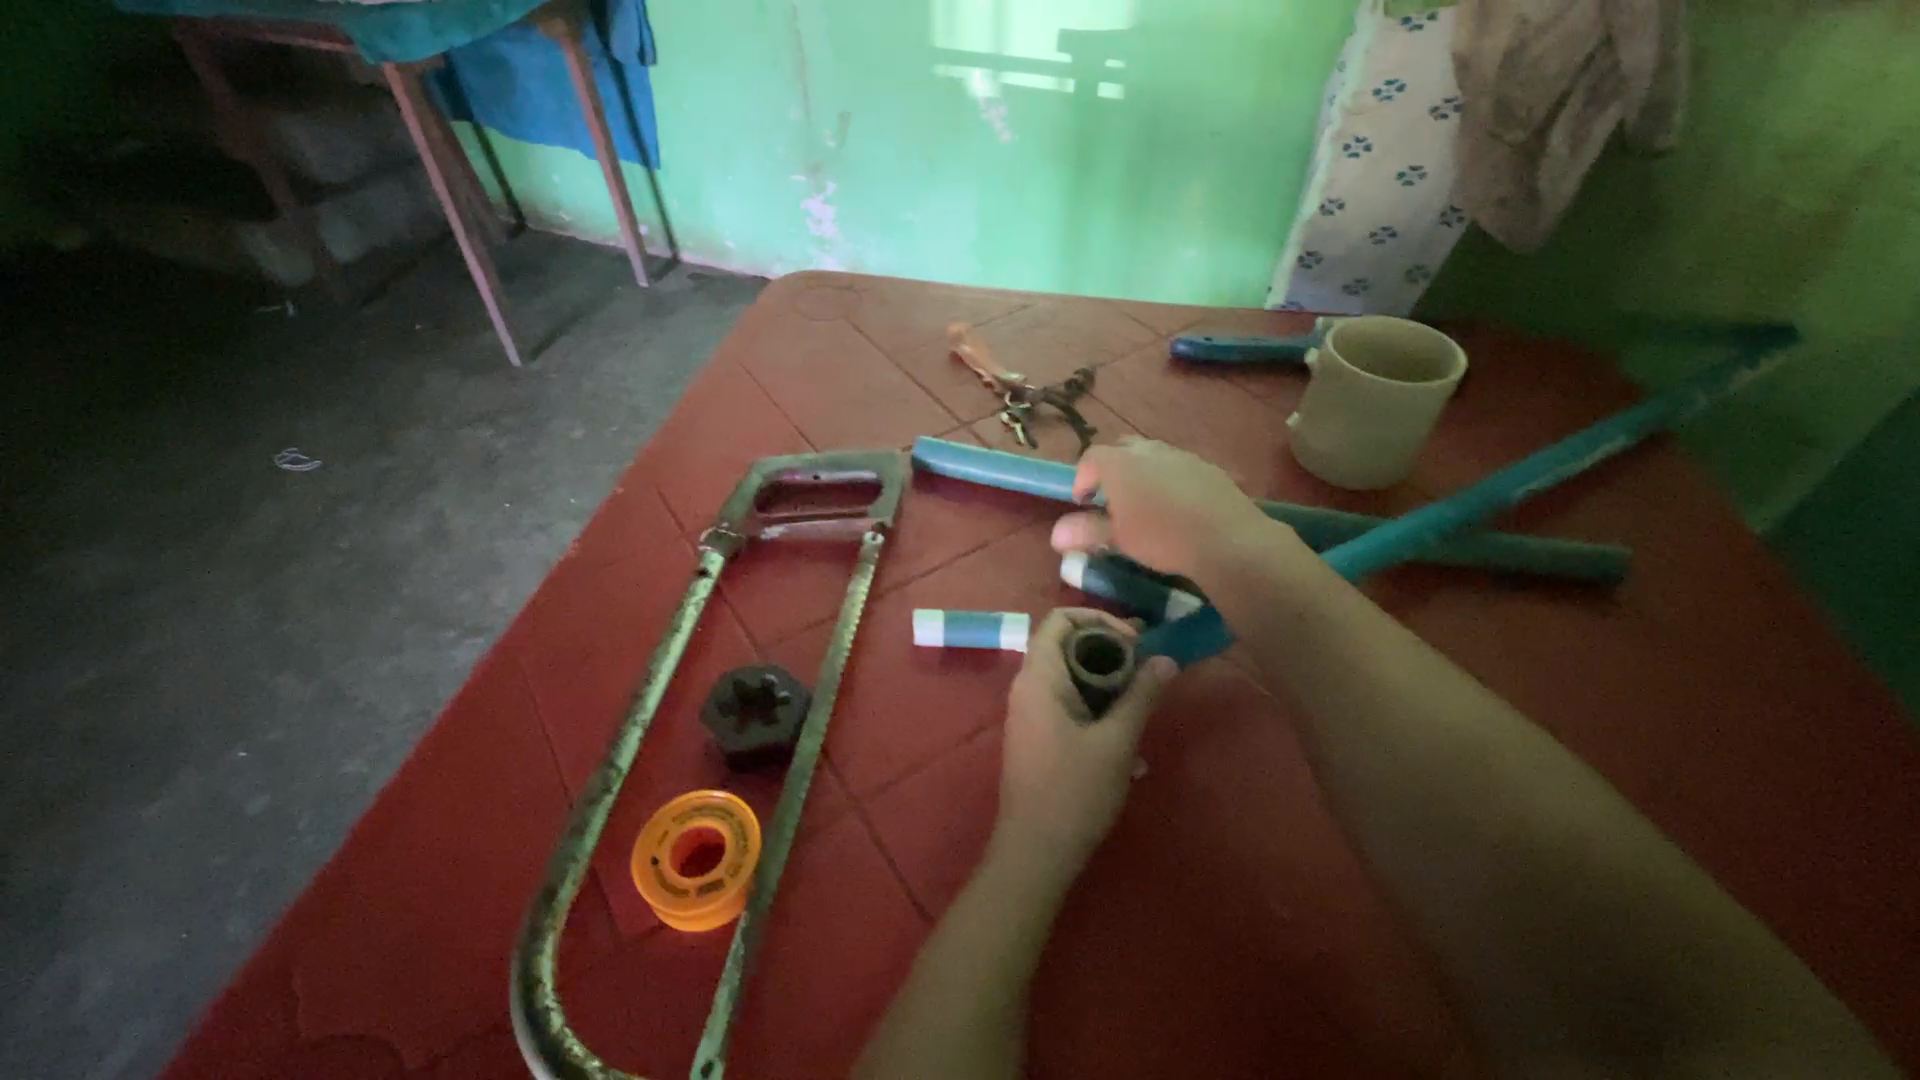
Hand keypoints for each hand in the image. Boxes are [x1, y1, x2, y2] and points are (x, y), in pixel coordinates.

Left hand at [995, 608, 1177, 869]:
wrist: (1035, 852)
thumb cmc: (1074, 792)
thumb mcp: (1117, 742)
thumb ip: (1141, 696)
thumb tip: (1166, 659)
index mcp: (1038, 678)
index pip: (1060, 620)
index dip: (1099, 620)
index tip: (1135, 642)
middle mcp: (1028, 688)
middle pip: (1067, 646)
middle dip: (1111, 651)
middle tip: (1150, 666)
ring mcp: (1031, 714)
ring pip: (1071, 678)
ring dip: (1110, 684)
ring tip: (1146, 700)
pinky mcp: (1039, 738)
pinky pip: (1070, 706)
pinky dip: (1100, 710)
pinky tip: (1132, 744)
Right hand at [1050, 437, 1280, 579]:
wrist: (1226, 539)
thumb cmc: (1161, 537)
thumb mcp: (1118, 538)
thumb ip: (1086, 531)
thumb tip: (1055, 534)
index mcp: (1120, 464)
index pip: (1090, 458)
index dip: (1082, 478)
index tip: (1084, 503)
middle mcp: (1149, 451)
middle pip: (1122, 449)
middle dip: (1112, 469)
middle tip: (1113, 499)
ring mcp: (1181, 456)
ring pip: (1153, 456)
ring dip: (1143, 474)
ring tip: (1146, 505)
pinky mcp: (1208, 468)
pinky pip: (1179, 467)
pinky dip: (1170, 480)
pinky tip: (1178, 508)